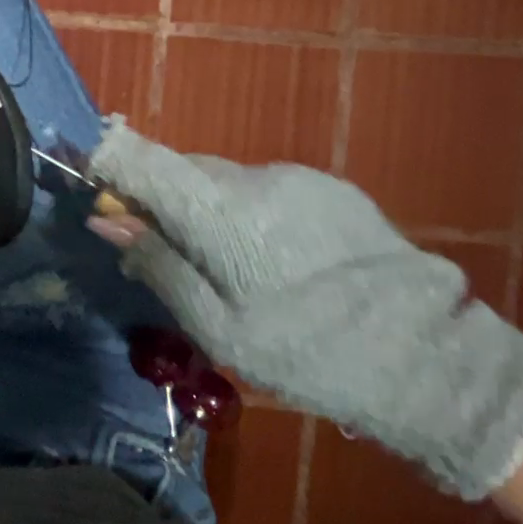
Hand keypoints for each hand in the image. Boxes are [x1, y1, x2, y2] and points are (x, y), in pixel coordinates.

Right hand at [88, 122, 522, 500]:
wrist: (432, 364)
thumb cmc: (305, 353)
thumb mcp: (215, 327)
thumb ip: (157, 263)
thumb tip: (104, 219)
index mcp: (223, 213)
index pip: (143, 159)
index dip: (108, 162)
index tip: (90, 180)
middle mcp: (256, 178)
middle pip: (181, 169)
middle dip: (160, 198)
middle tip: (160, 248)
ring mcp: (298, 178)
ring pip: (221, 179)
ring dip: (205, 207)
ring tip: (228, 264)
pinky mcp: (331, 187)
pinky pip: (262, 187)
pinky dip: (245, 211)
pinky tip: (271, 257)